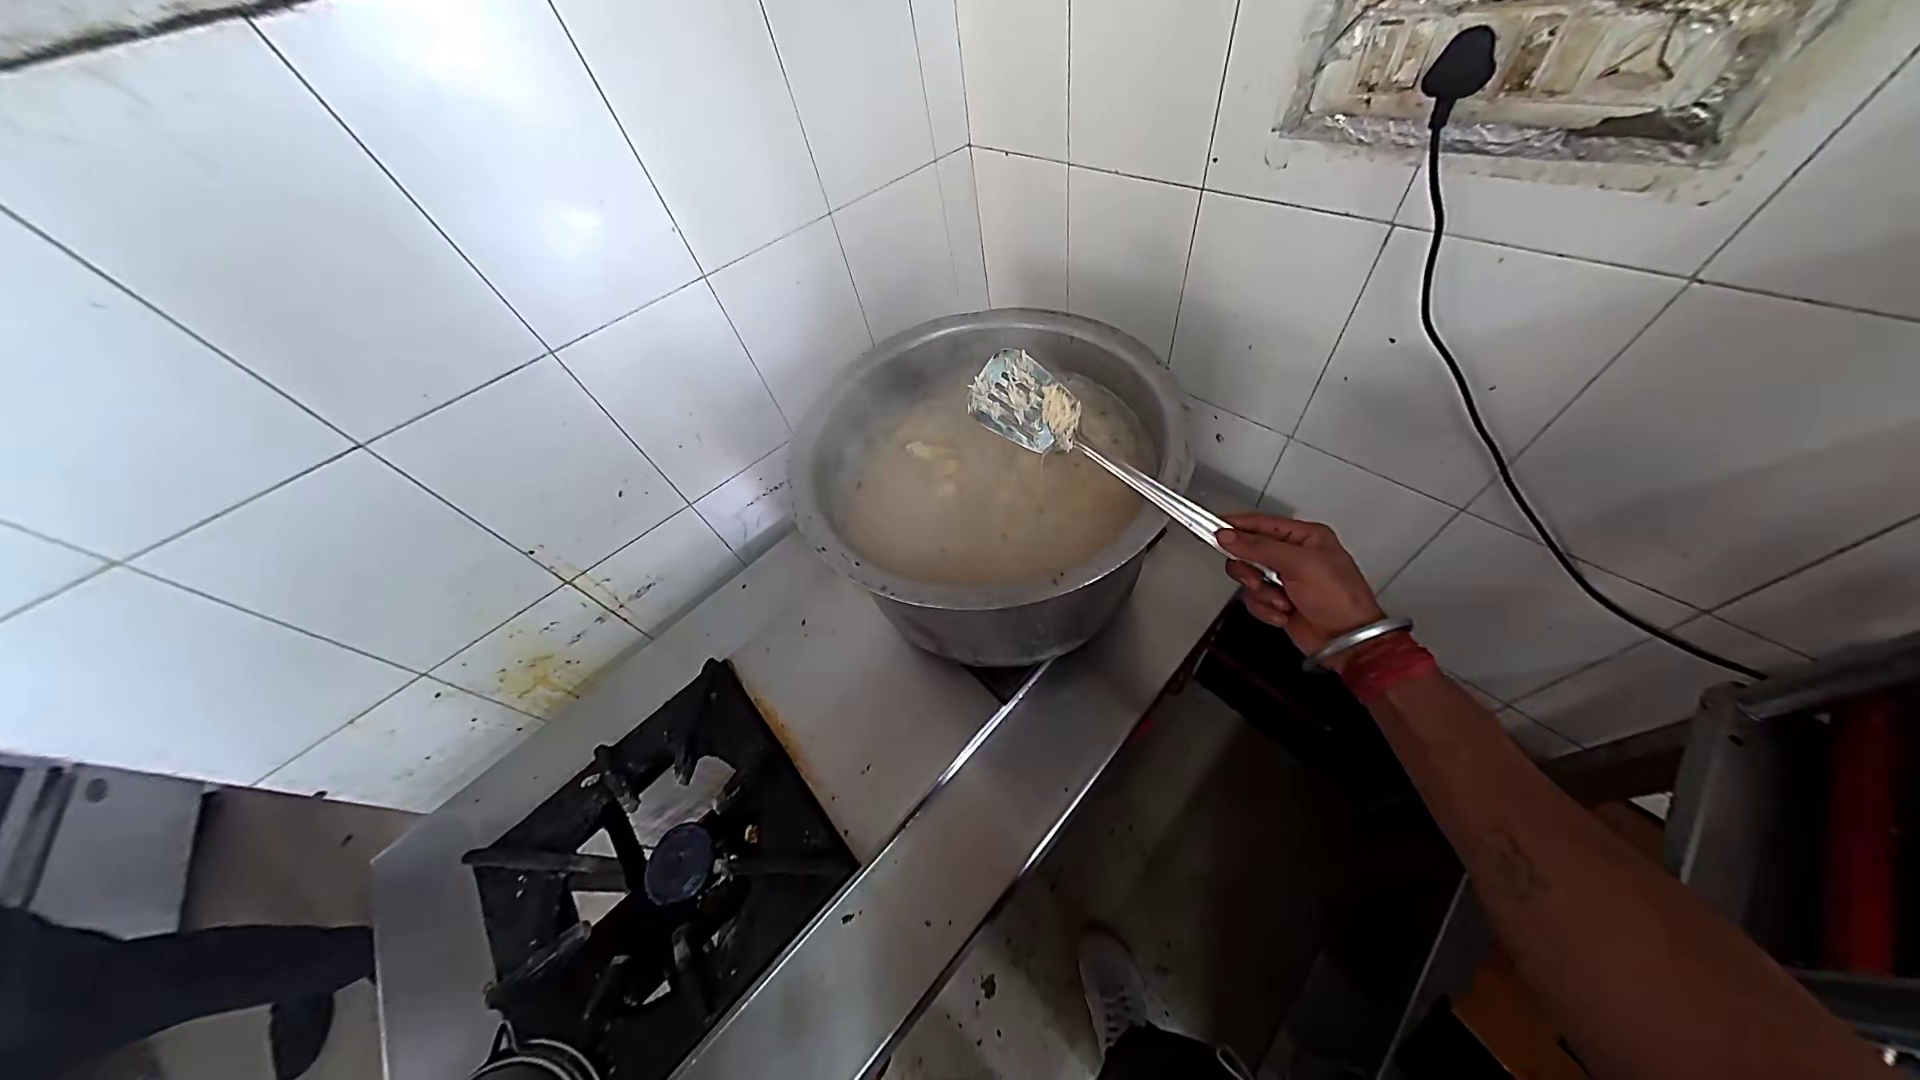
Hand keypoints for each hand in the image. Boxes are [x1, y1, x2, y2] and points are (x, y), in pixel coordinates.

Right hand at [1217, 513, 1384, 660]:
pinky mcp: (1278, 600)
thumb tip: (1227, 535)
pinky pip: (1253, 599)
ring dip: (1261, 593)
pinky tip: (1285, 613)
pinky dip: (1265, 608)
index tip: (1213, 529)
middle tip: (1257, 579)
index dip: (1235, 526)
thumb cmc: (1340, 598)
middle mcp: (1293, 555)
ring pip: (1247, 578)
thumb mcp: (1298, 564)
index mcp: (1304, 537)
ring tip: (1280, 600)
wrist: (1347, 640)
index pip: (1260, 524)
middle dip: (1250, 571)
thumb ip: (1258, 547)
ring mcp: (1284, 579)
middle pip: (1248, 552)